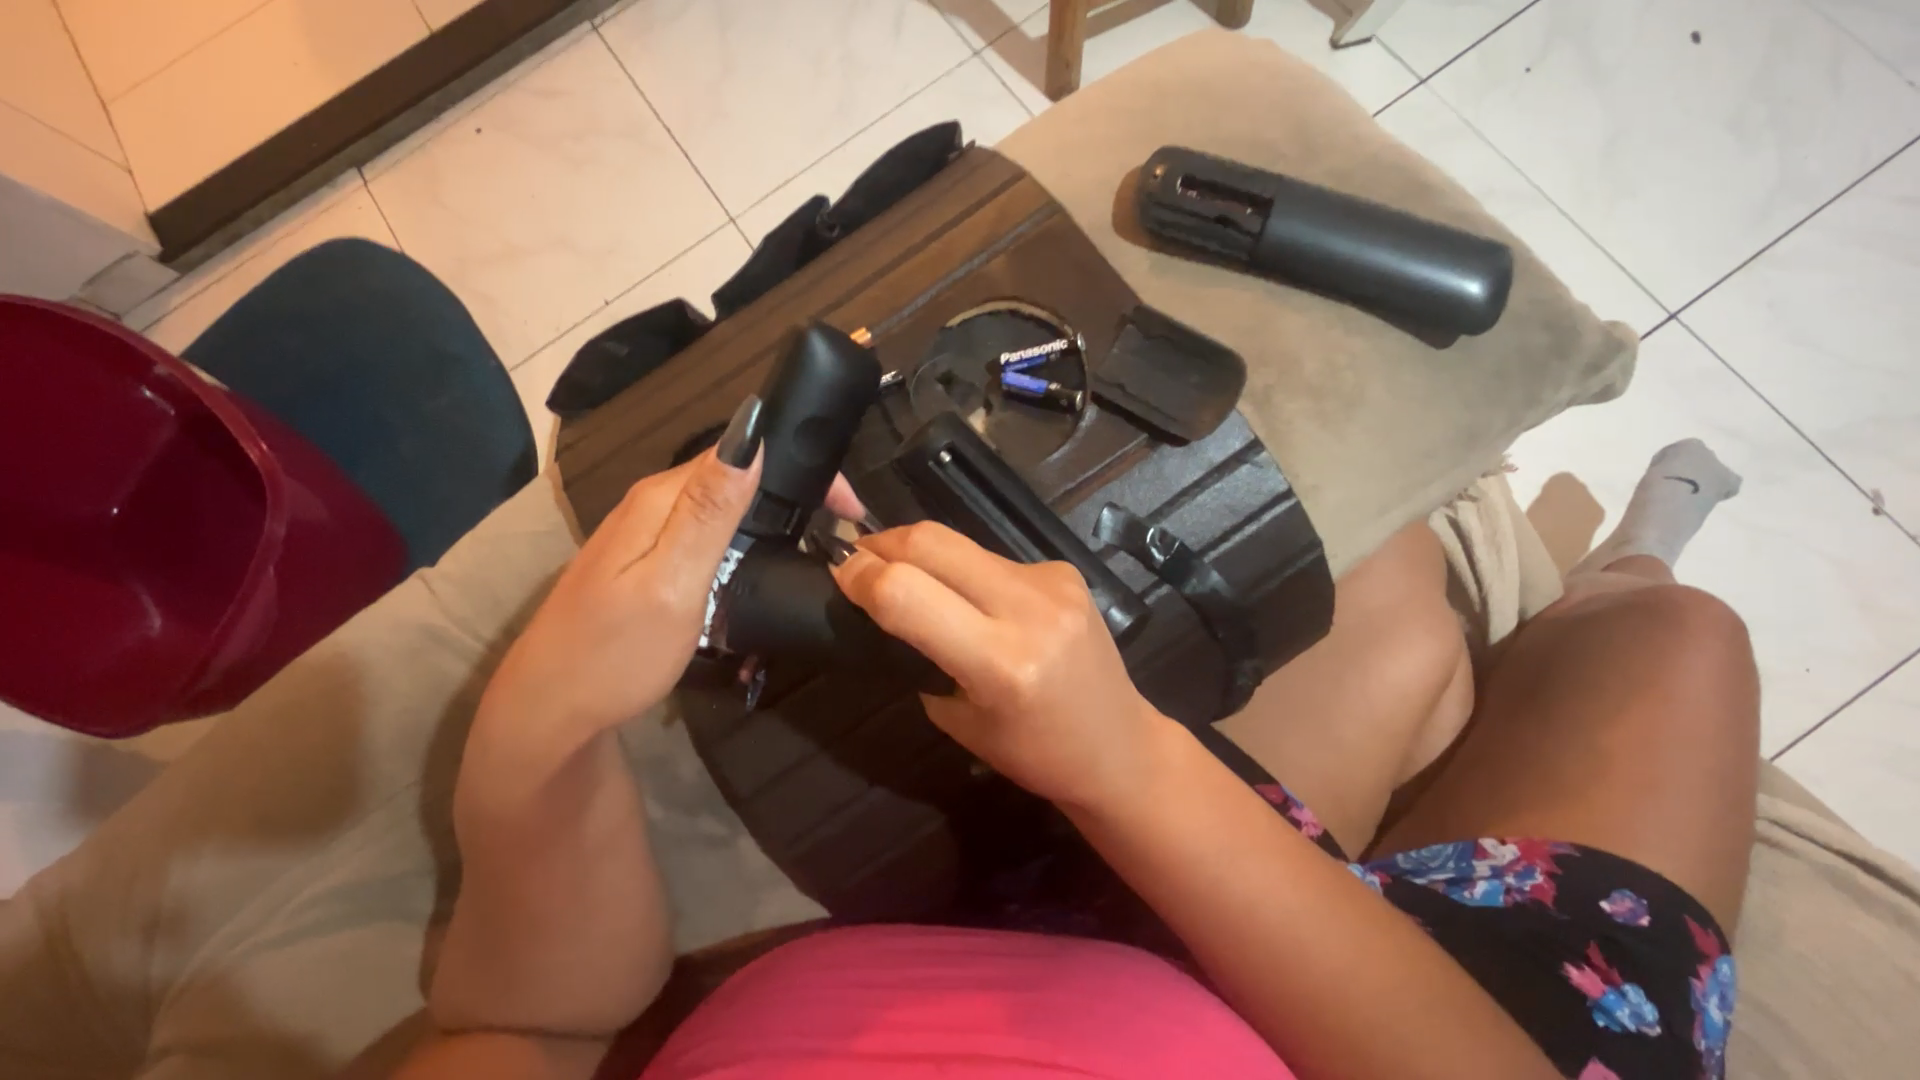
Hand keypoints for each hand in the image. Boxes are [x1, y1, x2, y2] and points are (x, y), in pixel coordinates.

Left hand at [477, 398, 861, 740]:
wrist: (550, 711)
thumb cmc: (616, 652)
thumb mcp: (672, 582)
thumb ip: (711, 510)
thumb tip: (751, 430)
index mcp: (662, 498)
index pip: (741, 451)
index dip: (798, 464)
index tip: (848, 505)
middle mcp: (653, 504)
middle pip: (734, 476)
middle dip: (792, 493)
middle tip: (842, 530)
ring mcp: (646, 535)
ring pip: (723, 508)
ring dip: (771, 520)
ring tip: (816, 547)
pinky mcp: (647, 563)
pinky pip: (708, 538)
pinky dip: (744, 547)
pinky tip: (763, 570)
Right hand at [831, 521, 1171, 810]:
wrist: (1119, 746)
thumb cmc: (1034, 754)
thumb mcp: (959, 721)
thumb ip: (919, 656)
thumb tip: (881, 602)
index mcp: (999, 662)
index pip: (906, 593)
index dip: (860, 576)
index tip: (839, 575)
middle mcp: (1029, 609)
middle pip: (931, 542)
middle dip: (882, 544)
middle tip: (859, 561)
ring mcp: (1052, 583)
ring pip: (960, 542)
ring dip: (921, 554)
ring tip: (903, 575)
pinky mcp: (1065, 570)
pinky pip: (993, 557)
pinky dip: (964, 570)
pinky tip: (967, 597)